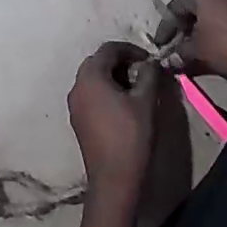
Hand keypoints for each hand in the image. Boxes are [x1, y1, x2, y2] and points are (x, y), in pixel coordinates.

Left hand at [67, 42, 159, 201]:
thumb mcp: (146, 100)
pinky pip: (91, 95)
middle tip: (143, 72)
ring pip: (93, 79)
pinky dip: (106, 91)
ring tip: (137, 88)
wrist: (114, 177)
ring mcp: (75, 105)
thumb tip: (151, 62)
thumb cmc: (131, 134)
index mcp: (90, 78)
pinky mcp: (78, 120)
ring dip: (114, 77)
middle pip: (97, 62)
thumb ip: (149, 74)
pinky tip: (124, 105)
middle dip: (121, 62)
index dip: (131, 50)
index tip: (150, 60)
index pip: (108, 49)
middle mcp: (77, 87)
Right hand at [160, 0, 226, 87]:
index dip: (165, 29)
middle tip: (176, 50)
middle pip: (195, 8)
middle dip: (183, 30)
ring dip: (201, 33)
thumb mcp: (197, 51)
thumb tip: (170, 60)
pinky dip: (217, 33)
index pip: (175, 7)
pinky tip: (214, 51)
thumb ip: (179, 53)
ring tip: (194, 53)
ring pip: (212, 14)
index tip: (160, 47)